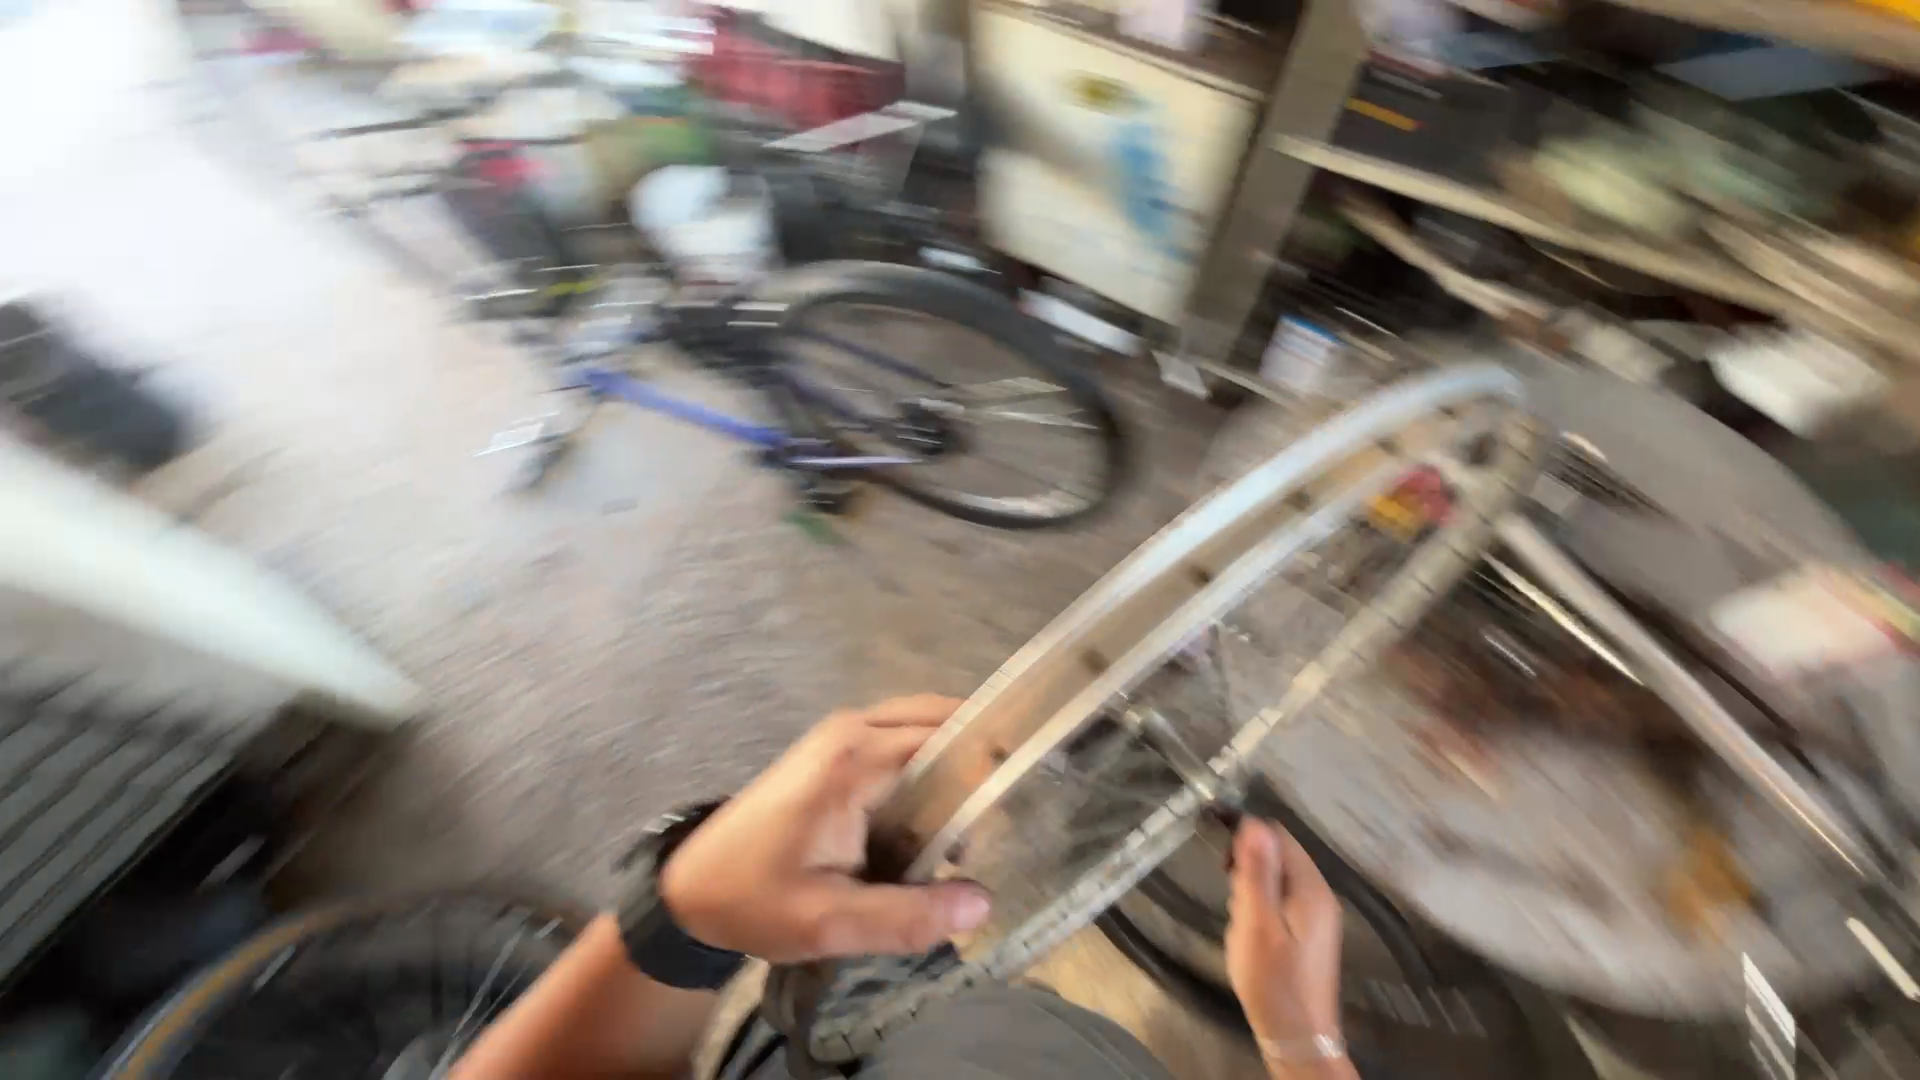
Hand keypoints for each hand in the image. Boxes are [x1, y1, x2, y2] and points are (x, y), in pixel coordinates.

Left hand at [659, 695, 993, 962]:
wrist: (691, 884)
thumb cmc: (756, 898)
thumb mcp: (829, 922)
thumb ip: (906, 916)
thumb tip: (983, 902)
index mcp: (857, 758)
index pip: (946, 738)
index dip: (992, 756)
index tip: (1033, 783)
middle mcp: (854, 729)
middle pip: (938, 716)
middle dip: (982, 745)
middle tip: (1021, 791)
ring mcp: (842, 732)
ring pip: (920, 720)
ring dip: (958, 748)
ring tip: (992, 798)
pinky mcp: (836, 746)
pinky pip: (901, 733)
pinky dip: (932, 752)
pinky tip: (947, 798)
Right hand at [1226, 819, 1345, 1056]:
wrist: (1297, 1039)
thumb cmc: (1272, 980)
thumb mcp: (1257, 923)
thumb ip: (1256, 872)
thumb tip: (1253, 823)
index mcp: (1311, 888)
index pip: (1278, 836)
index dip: (1247, 837)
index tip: (1222, 862)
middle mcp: (1320, 894)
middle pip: (1279, 853)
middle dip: (1248, 865)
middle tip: (1232, 896)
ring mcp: (1317, 914)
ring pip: (1277, 875)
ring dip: (1252, 886)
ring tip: (1240, 918)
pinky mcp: (1309, 930)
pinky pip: (1281, 896)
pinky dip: (1260, 903)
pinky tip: (1250, 929)